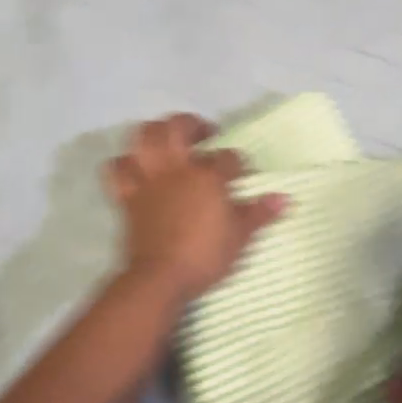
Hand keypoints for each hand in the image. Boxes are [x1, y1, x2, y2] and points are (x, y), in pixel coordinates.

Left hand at [104, 113, 286, 300]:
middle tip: (203, 134)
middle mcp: (176, 169)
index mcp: (208, 177)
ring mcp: (148, 180)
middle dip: (192, 125)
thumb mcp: (240, 236)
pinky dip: (125, 163)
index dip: (237, 162)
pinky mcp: (127, 196)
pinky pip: (118, 169)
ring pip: (143, 138)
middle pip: (177, 128)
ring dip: (155, 133)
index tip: (242, 172)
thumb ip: (259, 213)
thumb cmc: (205, 256)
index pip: (227, 157)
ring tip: (167, 140)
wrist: (161, 277)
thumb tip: (284, 199)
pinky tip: (136, 167)